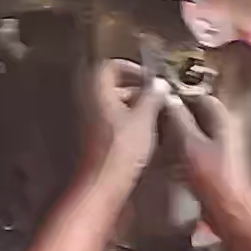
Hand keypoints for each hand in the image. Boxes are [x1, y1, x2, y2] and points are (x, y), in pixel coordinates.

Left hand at [80, 59, 169, 192]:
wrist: (104, 184)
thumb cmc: (122, 149)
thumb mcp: (144, 119)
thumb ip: (152, 97)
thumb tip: (159, 84)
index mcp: (99, 93)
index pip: (108, 66)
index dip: (130, 67)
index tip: (149, 77)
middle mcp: (92, 104)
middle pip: (112, 84)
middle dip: (136, 87)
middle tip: (157, 94)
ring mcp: (93, 122)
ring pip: (114, 102)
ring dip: (135, 103)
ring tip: (157, 113)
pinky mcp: (99, 138)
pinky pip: (114, 119)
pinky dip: (130, 119)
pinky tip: (148, 129)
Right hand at [164, 92, 250, 224]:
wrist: (230, 212)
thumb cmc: (212, 177)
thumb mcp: (189, 144)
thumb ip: (179, 119)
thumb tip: (168, 97)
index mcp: (224, 119)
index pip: (202, 97)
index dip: (181, 96)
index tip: (160, 101)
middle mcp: (229, 129)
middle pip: (201, 114)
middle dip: (180, 114)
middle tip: (156, 118)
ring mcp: (227, 147)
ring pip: (200, 131)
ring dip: (182, 131)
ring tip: (159, 135)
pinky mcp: (221, 165)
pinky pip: (201, 148)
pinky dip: (187, 147)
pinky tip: (171, 155)